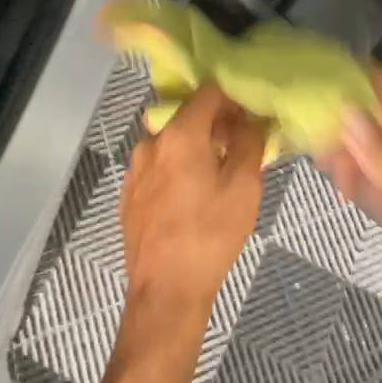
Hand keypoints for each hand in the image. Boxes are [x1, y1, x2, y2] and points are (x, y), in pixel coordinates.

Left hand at [120, 82, 268, 313]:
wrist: (165, 291)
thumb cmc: (210, 235)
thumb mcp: (244, 187)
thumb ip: (250, 143)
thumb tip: (251, 120)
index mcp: (180, 134)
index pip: (209, 91)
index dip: (234, 96)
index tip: (252, 113)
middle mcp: (152, 142)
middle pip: (189, 114)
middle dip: (217, 123)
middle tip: (242, 144)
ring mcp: (136, 168)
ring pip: (173, 141)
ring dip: (197, 146)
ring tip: (220, 172)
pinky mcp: (129, 193)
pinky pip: (159, 165)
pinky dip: (179, 167)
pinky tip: (194, 194)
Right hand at [322, 68, 381, 353]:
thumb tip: (346, 109)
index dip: (362, 81)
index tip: (321, 88)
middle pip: (380, 115)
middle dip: (346, 120)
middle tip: (311, 133)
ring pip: (373, 146)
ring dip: (348, 150)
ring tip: (322, 165)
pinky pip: (375, 177)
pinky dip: (356, 176)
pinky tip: (338, 186)